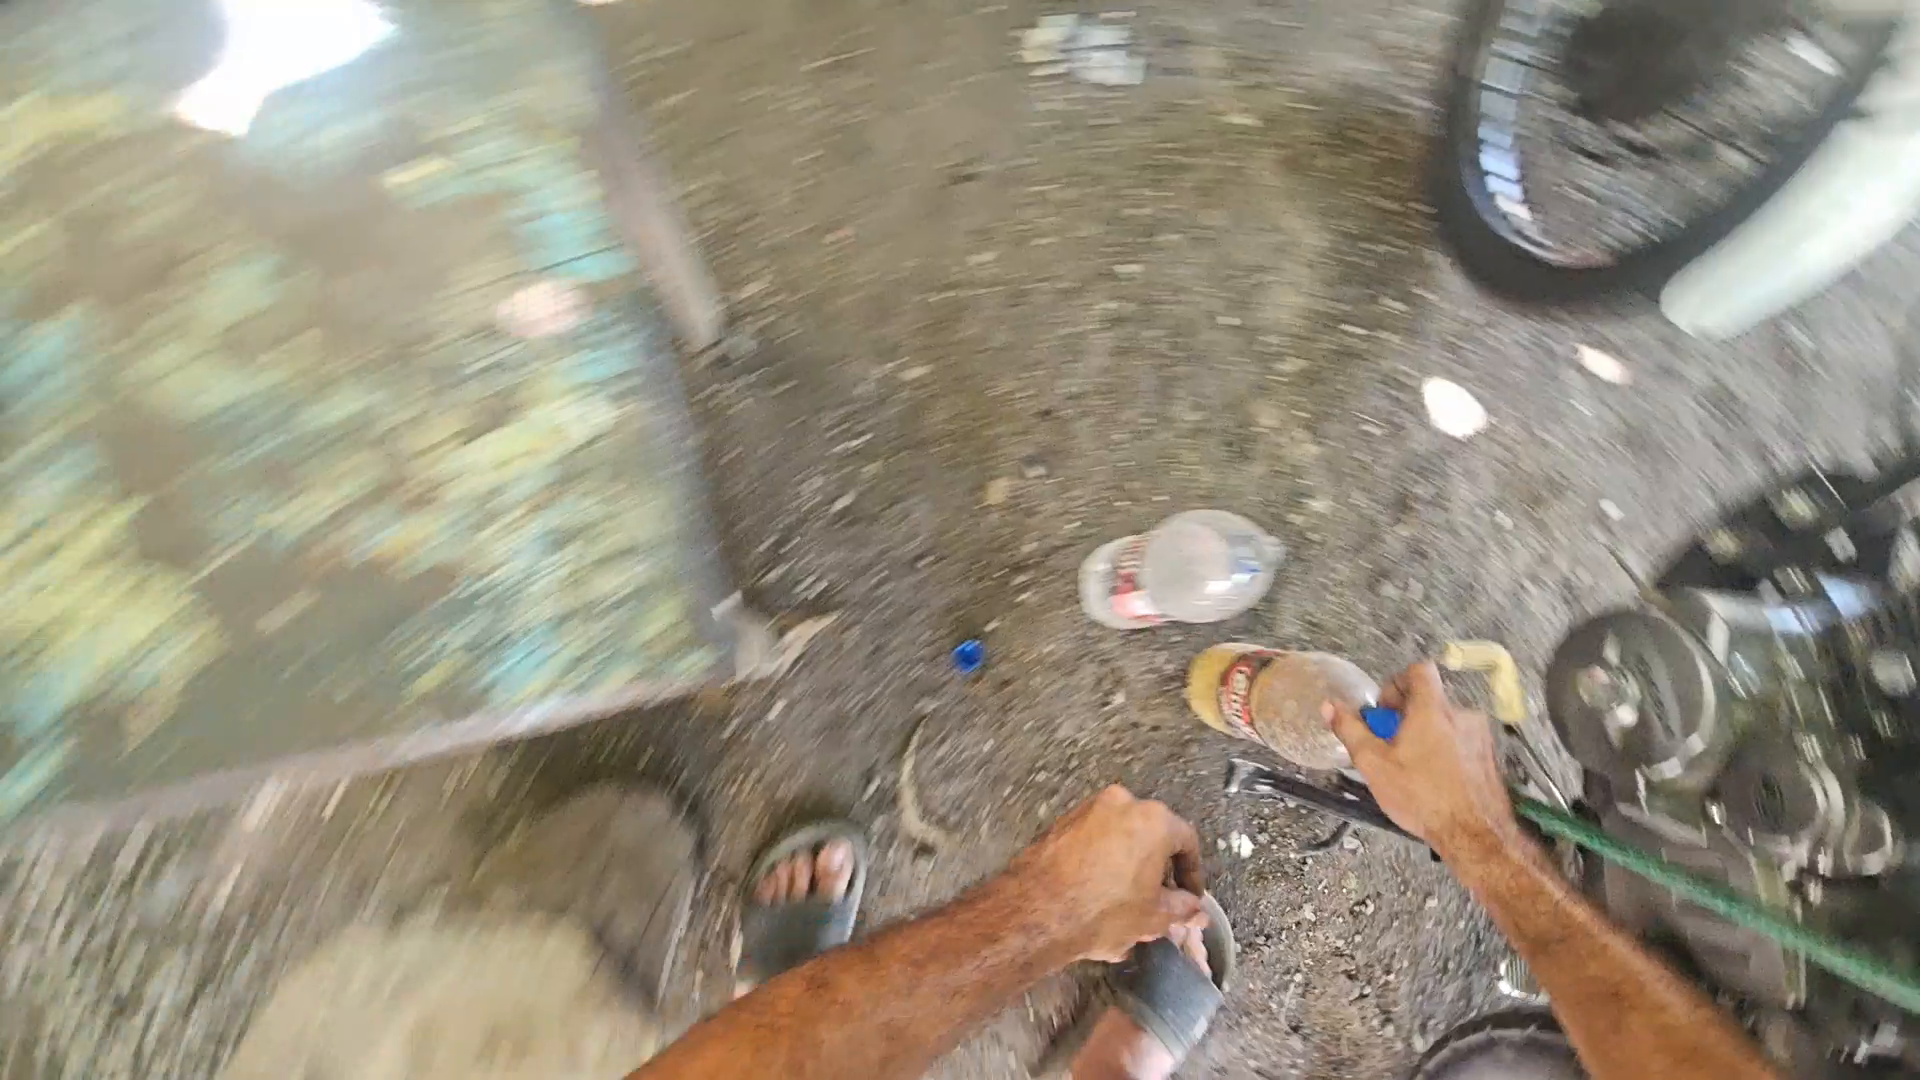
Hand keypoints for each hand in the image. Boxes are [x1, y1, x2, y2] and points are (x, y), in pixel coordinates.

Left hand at [1009, 785, 1206, 962]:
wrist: (1039, 907)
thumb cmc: (1105, 910)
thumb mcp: (1153, 916)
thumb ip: (1182, 908)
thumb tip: (1196, 909)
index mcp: (1153, 820)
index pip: (1186, 840)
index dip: (1192, 872)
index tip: (1189, 896)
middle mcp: (1122, 802)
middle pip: (1153, 833)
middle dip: (1159, 867)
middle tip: (1160, 898)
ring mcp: (1090, 807)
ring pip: (1123, 833)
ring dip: (1131, 861)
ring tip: (1129, 897)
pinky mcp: (1065, 818)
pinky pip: (1096, 836)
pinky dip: (1105, 856)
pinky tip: (1100, 888)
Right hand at [1323, 661, 1523, 862]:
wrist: (1475, 837)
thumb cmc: (1422, 797)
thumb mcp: (1372, 763)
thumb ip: (1349, 729)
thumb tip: (1330, 706)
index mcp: (1433, 711)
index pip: (1419, 670)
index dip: (1396, 682)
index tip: (1384, 710)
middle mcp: (1462, 716)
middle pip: (1428, 699)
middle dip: (1405, 715)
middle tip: (1390, 744)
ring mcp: (1481, 737)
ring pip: (1444, 721)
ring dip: (1425, 733)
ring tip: (1411, 764)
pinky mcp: (1490, 757)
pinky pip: (1460, 740)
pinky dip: (1444, 749)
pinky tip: (1433, 777)